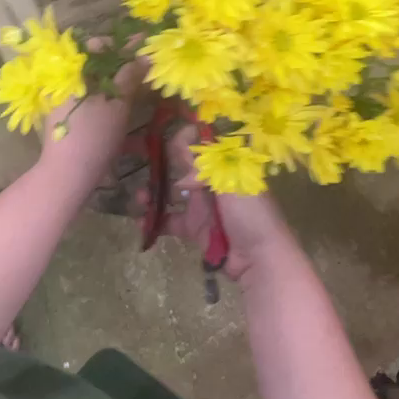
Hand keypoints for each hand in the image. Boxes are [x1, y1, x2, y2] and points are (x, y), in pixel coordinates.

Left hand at [38, 52, 147, 180]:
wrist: (67, 174)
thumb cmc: (93, 135)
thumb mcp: (117, 104)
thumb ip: (130, 76)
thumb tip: (144, 55)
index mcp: (71, 71)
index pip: (96, 46)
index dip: (121, 46)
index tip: (144, 49)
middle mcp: (64, 82)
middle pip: (97, 66)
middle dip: (123, 66)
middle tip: (148, 69)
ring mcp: (65, 102)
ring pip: (97, 85)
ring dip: (119, 85)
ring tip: (143, 89)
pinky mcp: (69, 120)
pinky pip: (92, 103)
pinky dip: (110, 103)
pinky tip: (128, 110)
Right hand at [147, 125, 296, 281]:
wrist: (260, 259)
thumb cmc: (251, 215)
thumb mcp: (231, 184)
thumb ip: (205, 173)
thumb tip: (180, 179)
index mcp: (225, 169)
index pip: (203, 149)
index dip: (185, 142)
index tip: (165, 139)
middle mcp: (212, 185)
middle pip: (182, 171)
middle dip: (161, 169)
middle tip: (144, 170)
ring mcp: (203, 208)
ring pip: (172, 195)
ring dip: (154, 195)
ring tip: (138, 199)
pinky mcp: (195, 230)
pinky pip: (171, 222)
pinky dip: (155, 222)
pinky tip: (142, 224)